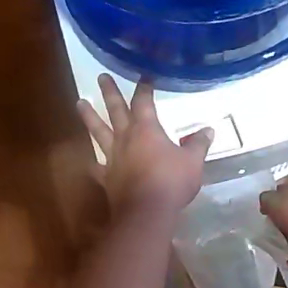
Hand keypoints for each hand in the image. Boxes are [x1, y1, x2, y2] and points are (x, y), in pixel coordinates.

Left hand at [78, 75, 213, 218]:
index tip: (144, 74)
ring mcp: (112, 157)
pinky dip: (94, 164)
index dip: (144, 86)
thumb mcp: (192, 161)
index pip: (144, 101)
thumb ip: (198, 144)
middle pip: (115, 109)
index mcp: (146, 129)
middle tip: (101, 76)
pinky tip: (91, 162)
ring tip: (79, 102)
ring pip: (98, 131)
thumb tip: (208, 129)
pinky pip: (98, 167)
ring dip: (88, 117)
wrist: (146, 212)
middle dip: (109, 91)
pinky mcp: (107, 177)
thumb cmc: (171, 181)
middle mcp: (125, 138)